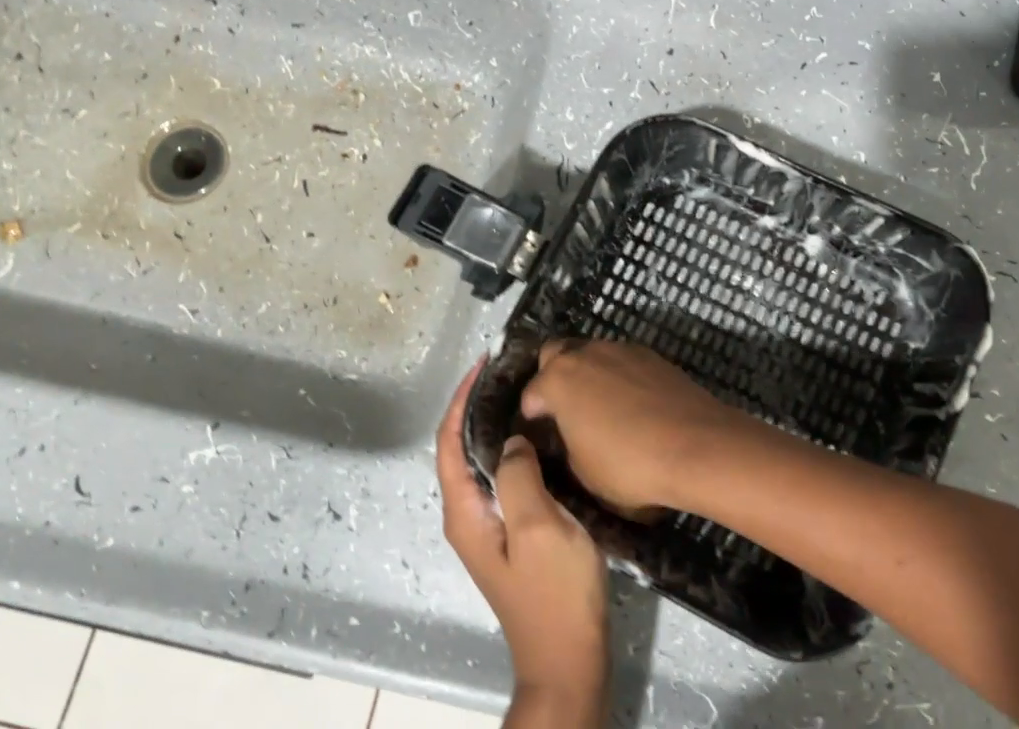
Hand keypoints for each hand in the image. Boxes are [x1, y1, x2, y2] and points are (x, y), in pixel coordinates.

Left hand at [437, 365, 607, 715]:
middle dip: (479, 406)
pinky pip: (508, 479)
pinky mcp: (515, 534)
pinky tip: (546, 440)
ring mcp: (491, 527)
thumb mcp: (539, 526)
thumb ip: (518, 475)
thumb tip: (513, 440)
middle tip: (513, 373)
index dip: (461, 399)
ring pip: (487, 462)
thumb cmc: (554, 592)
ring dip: (499, 427)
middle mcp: (469, 515)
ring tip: (530, 394)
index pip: (448, 440)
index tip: (485, 363)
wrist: (570, 656)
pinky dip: (518, 451)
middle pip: (462, 448)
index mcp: (464, 511)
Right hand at [521, 339, 758, 514]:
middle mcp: (588, 354)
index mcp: (559, 380)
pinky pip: (624, 362)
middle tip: (564, 409)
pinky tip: (632, 404)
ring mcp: (623, 350)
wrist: (699, 447)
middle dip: (553, 376)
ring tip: (600, 407)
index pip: (531, 392)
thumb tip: (569, 436)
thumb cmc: (630, 465)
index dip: (532, 414)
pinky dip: (620, 377)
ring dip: (590, 374)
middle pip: (557, 354)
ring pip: (594, 353)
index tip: (539, 432)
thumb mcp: (582, 472)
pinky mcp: (654, 357)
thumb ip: (566, 445)